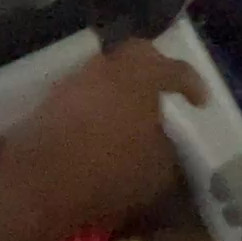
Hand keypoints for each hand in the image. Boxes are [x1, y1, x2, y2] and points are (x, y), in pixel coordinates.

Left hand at [0, 38, 206, 234]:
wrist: (40, 183)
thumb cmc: (112, 169)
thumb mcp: (159, 169)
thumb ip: (167, 149)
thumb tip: (162, 143)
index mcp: (142, 74)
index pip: (176, 70)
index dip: (192, 84)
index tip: (201, 101)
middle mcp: (108, 66)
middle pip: (137, 57)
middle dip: (154, 71)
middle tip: (163, 92)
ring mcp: (75, 81)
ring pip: (106, 75)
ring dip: (121, 91)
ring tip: (131, 116)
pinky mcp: (49, 102)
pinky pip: (84, 97)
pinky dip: (97, 108)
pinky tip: (102, 132)